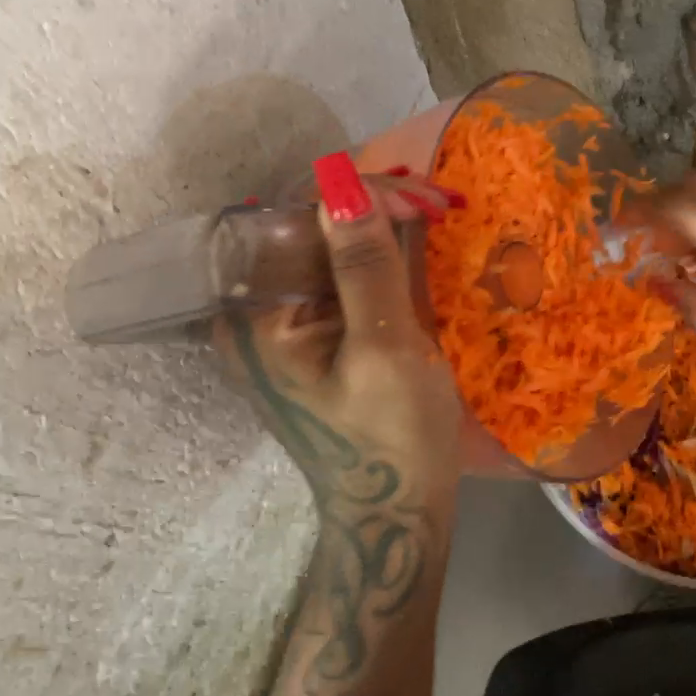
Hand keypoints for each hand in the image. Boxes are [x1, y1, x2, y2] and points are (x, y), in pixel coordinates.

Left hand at [215, 154, 461, 695]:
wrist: (396, 511)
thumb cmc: (392, 438)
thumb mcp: (384, 350)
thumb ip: (364, 267)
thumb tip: (343, 184)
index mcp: (253, 319)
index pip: (298, 222)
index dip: (361, 198)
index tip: (428, 200)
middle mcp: (252, 314)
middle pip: (308, 228)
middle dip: (376, 207)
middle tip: (442, 204)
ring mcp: (280, 323)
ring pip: (326, 244)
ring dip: (382, 223)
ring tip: (437, 211)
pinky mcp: (310, 332)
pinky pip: (336, 272)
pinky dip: (378, 252)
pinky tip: (414, 239)